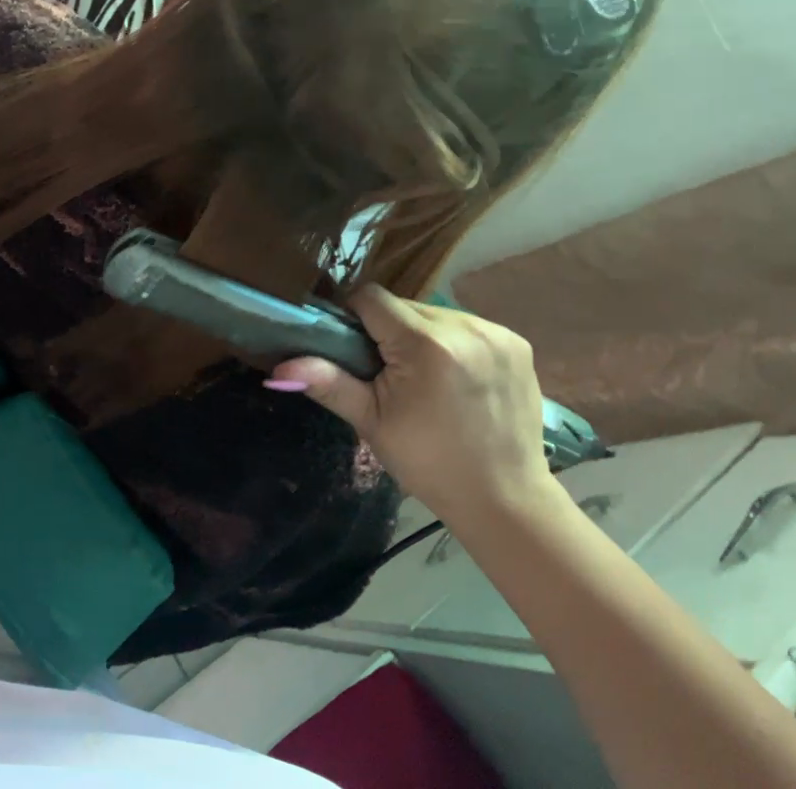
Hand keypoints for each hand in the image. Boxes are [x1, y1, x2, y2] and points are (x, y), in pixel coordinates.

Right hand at [268, 285, 550, 520]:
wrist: (503, 497)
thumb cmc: (427, 461)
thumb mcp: (370, 422)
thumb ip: (327, 383)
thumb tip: (277, 370)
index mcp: (426, 345)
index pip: (371, 298)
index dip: (352, 318)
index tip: (352, 351)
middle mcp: (466, 327)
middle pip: (404, 305)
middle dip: (387, 330)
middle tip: (384, 374)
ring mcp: (498, 334)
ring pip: (435, 315)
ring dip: (420, 335)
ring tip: (421, 379)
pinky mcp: (518, 344)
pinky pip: (467, 327)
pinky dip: (452, 344)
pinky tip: (453, 380)